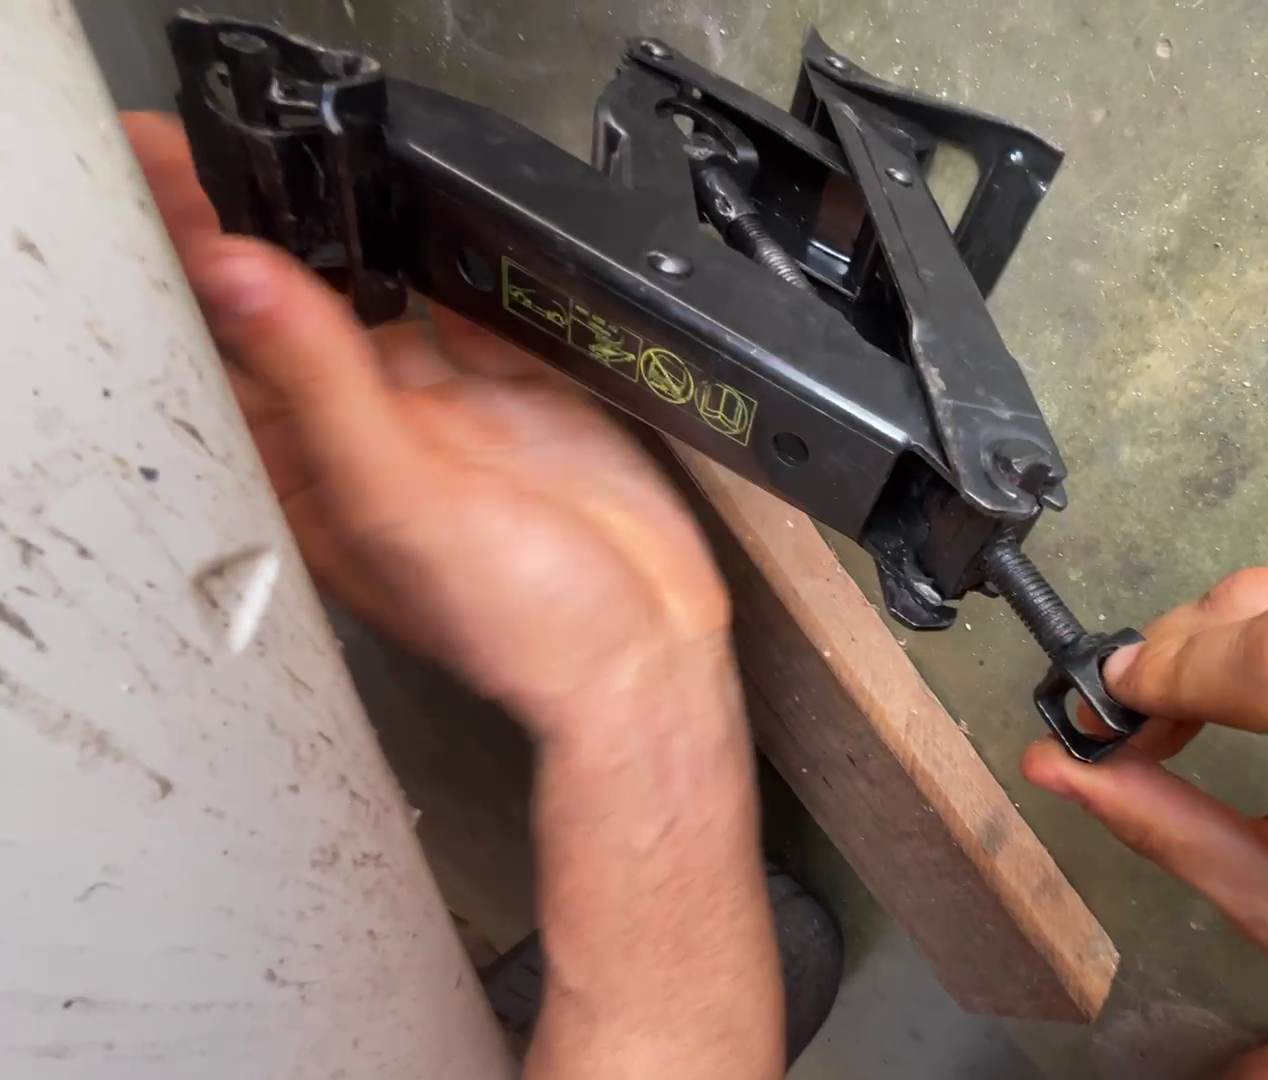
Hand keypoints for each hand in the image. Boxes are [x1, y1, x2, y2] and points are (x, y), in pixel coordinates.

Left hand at [124, 113, 727, 734]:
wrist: (646, 643)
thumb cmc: (528, 626)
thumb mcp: (410, 512)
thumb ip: (331, 395)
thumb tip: (244, 283)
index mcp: (321, 476)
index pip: (231, 351)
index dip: (189, 261)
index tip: (162, 168)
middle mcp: (391, 439)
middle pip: (315, 312)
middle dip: (281, 229)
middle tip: (257, 147)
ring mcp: (473, 416)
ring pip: (408, 307)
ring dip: (380, 241)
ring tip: (346, 165)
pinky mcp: (544, 402)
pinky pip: (497, 323)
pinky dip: (478, 276)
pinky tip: (458, 231)